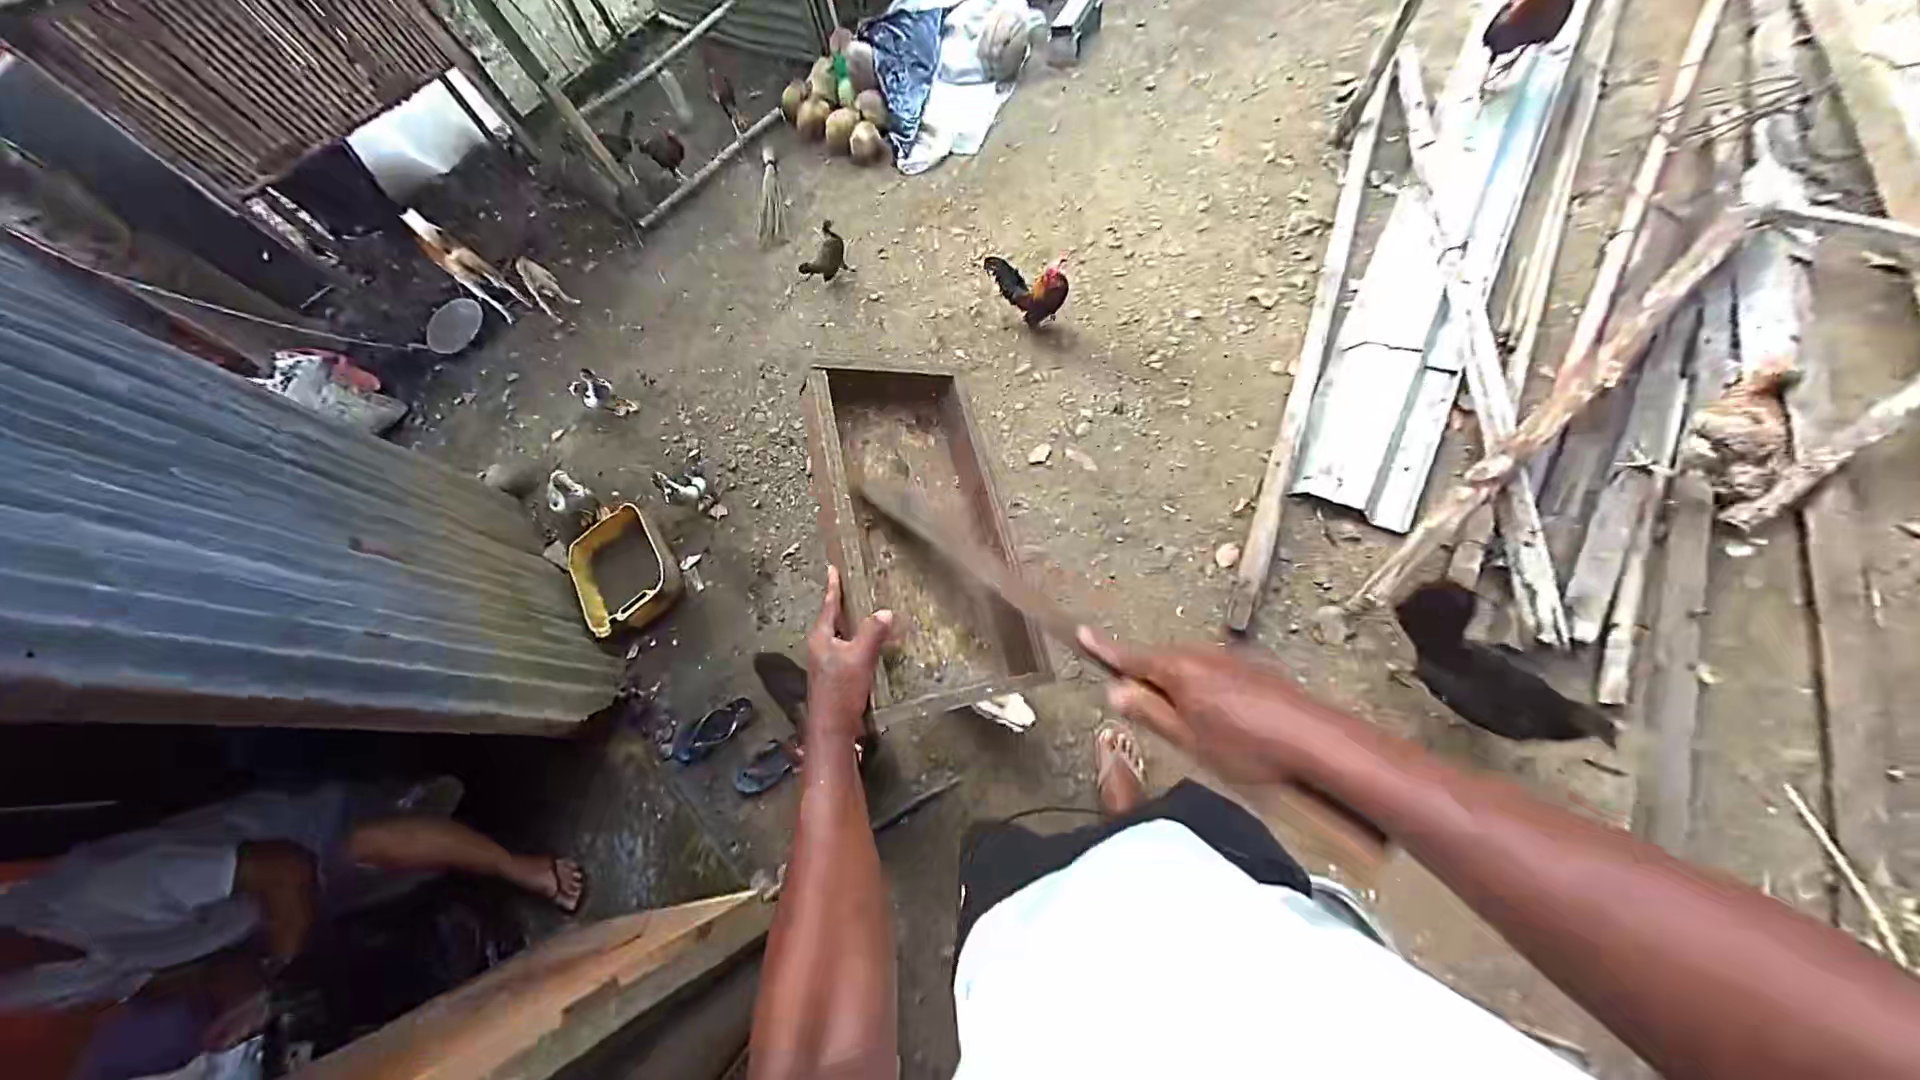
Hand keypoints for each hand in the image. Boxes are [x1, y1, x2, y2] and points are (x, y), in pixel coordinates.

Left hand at [805, 565, 893, 742]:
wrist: (833, 729)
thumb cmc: (841, 690)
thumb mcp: (860, 657)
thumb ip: (873, 632)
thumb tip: (885, 612)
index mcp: (821, 638)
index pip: (829, 606)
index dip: (833, 587)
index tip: (832, 568)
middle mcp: (820, 647)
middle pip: (833, 619)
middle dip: (844, 604)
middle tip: (854, 587)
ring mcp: (826, 662)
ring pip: (841, 635)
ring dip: (853, 624)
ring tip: (867, 612)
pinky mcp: (835, 676)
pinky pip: (848, 649)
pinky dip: (859, 641)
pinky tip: (871, 645)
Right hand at [1078, 628, 1330, 783]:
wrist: (1315, 739)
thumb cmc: (1247, 745)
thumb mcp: (1187, 738)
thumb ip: (1148, 711)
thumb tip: (1114, 690)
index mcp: (1178, 669)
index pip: (1130, 657)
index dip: (1103, 649)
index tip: (1082, 633)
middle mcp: (1199, 654)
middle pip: (1158, 664)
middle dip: (1147, 683)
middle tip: (1147, 715)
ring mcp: (1226, 658)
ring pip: (1186, 670)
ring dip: (1178, 689)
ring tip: (1194, 729)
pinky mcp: (1248, 667)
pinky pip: (1210, 673)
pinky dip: (1202, 689)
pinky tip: (1223, 720)